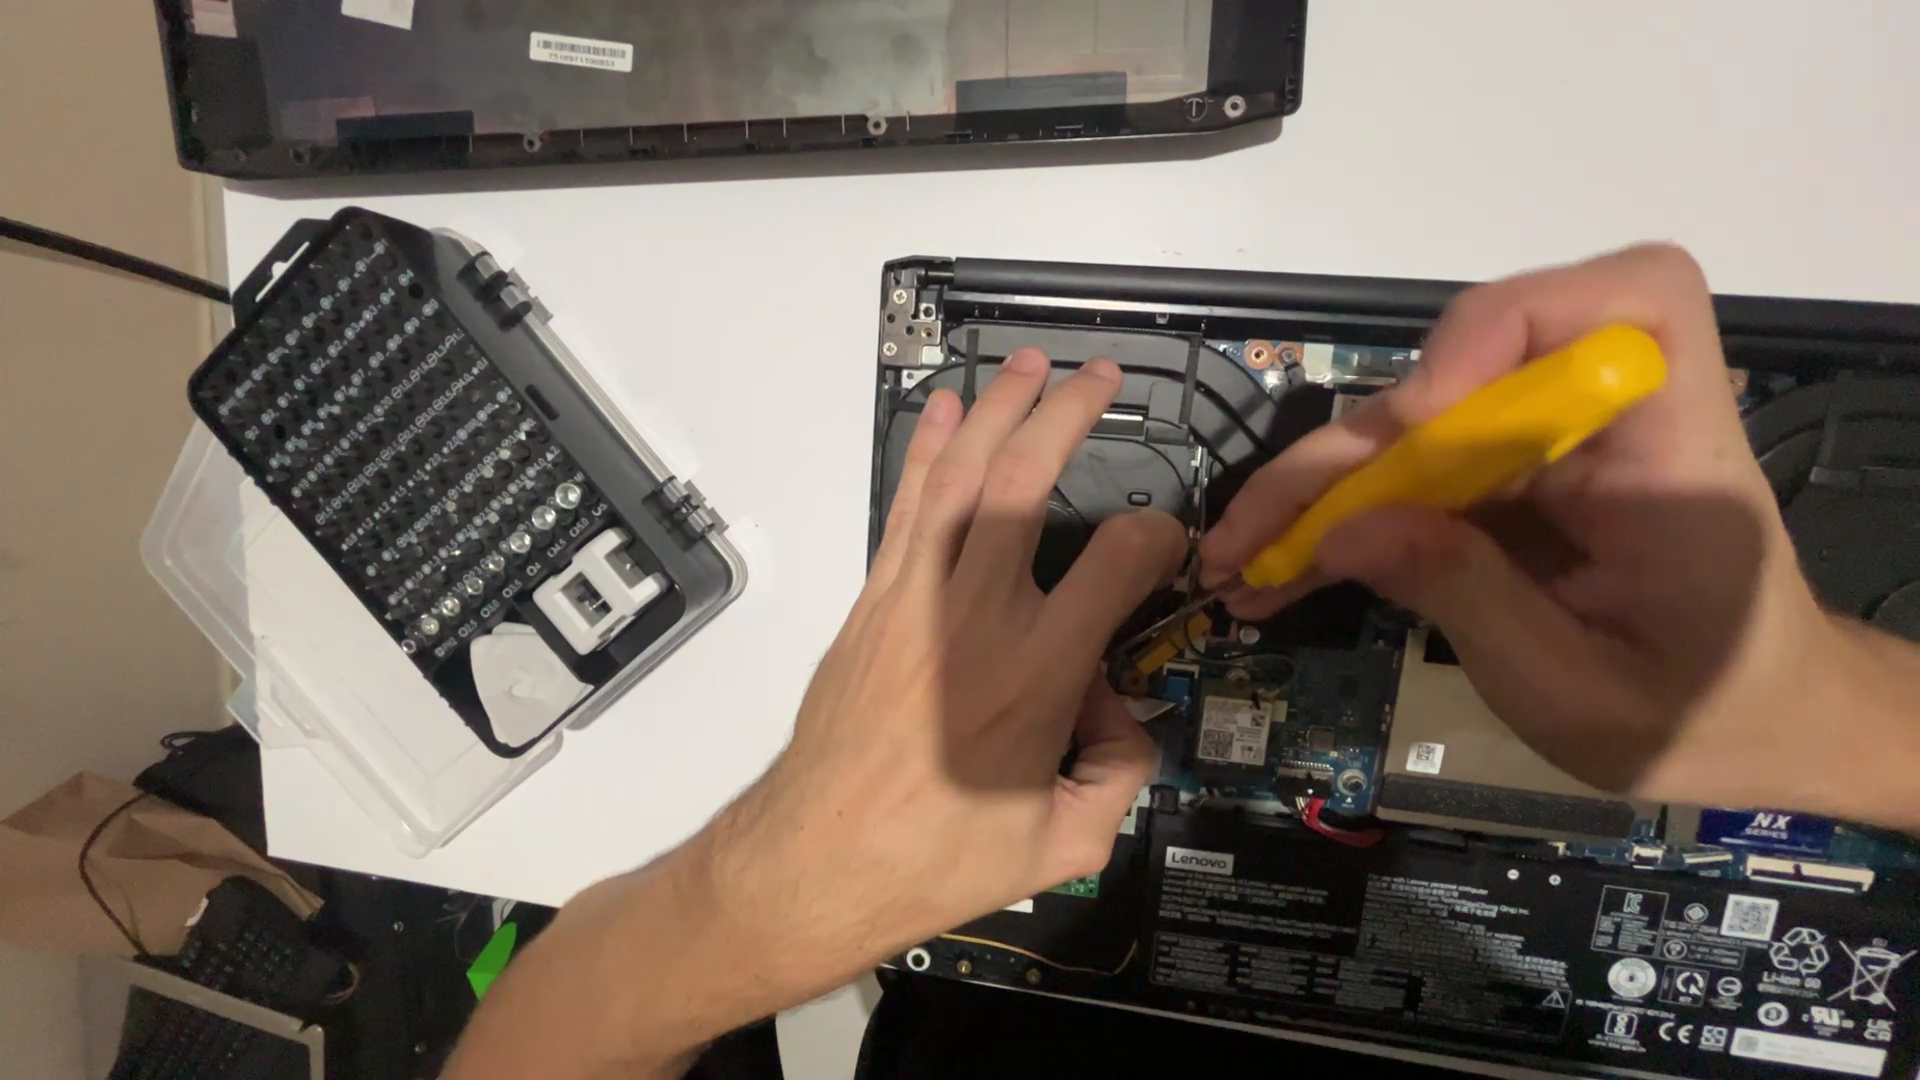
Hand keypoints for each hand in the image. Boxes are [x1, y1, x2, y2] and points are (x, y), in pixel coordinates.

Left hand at [712, 348, 1185, 979]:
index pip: (1117, 562)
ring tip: (1027, 364)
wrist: (812, 860)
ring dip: (995, 410)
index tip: (1163, 542)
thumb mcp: (1061, 844)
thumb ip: (1117, 774)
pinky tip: (942, 411)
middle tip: (1097, 376)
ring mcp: (915, 597)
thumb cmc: (936, 858)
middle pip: (1024, 484)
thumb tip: (1121, 713)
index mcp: (1037, 673)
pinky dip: (925, 451)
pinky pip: (906, 508)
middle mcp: (977, 615)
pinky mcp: (874, 599)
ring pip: (959, 477)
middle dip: (1066, 416)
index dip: (1157, 537)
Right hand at [1200, 245, 1847, 807]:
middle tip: (1242, 539)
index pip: (1616, 306)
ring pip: (1394, 442)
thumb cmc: (1699, 722)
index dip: (1497, 331)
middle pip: (1441, 393)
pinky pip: (1391, 489)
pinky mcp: (1488, 490)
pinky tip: (1272, 576)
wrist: (1750, 733)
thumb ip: (1464, 595)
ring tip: (1234, 566)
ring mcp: (1530, 458)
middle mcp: (1591, 433)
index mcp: (1668, 459)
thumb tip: (1343, 531)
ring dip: (1304, 499)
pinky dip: (1326, 530)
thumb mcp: (1575, 689)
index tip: (1414, 419)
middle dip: (1329, 463)